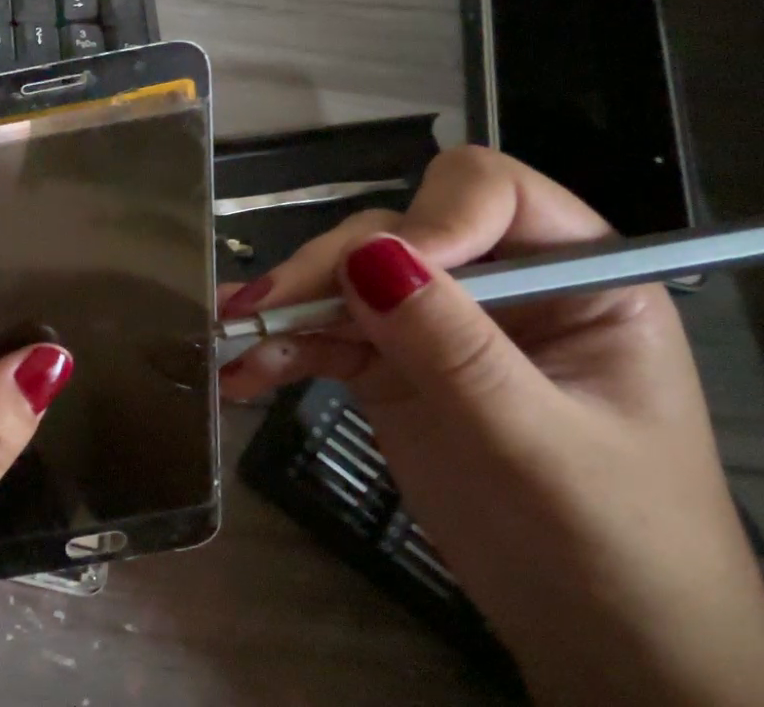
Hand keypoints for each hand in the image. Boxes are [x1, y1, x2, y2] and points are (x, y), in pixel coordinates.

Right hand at [219, 146, 763, 706]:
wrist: (597, 639)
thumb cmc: (610, 543)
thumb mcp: (539, 442)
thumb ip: (456, 346)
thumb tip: (367, 255)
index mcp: (578, 281)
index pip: (493, 197)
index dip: (429, 219)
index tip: (371, 276)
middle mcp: (501, 288)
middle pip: (392, 234)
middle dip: (324, 271)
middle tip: (258, 314)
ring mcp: (437, 328)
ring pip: (342, 281)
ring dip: (282, 310)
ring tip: (225, 342)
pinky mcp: (388, 368)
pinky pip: (321, 337)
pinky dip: (276, 351)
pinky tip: (240, 375)